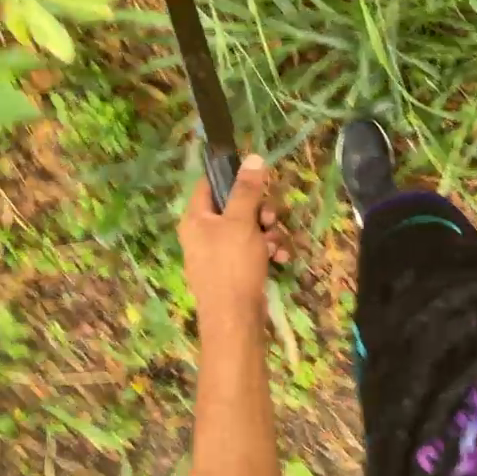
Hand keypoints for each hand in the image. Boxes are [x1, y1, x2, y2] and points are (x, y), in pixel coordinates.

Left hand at [178, 155, 289, 343]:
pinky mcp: (234, 267)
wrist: (235, 318)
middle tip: (270, 220)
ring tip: (276, 246)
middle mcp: (204, 232)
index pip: (210, 183)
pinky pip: (254, 248)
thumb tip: (253, 158)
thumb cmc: (232, 266)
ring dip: (270, 232)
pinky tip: (280, 258)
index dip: (234, 177)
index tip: (259, 180)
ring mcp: (219, 251)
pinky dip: (269, 250)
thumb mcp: (241, 222)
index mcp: (196, 218)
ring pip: (251, 227)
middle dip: (261, 211)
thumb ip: (247, 190)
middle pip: (237, 205)